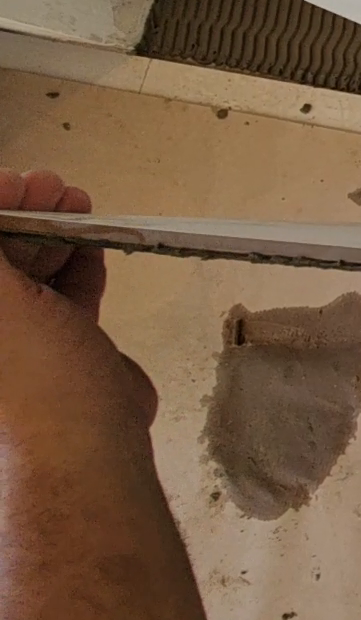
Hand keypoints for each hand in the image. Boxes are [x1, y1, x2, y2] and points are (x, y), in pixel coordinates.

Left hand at [0, 170, 225, 619]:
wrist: (82, 436)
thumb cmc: (29, 377)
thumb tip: (0, 202)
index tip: (20, 182)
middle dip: (19, 216)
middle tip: (52, 187)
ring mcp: (12, 336)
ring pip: (25, 270)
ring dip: (51, 235)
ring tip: (79, 206)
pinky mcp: (57, 342)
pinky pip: (61, 291)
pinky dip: (76, 263)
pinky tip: (92, 244)